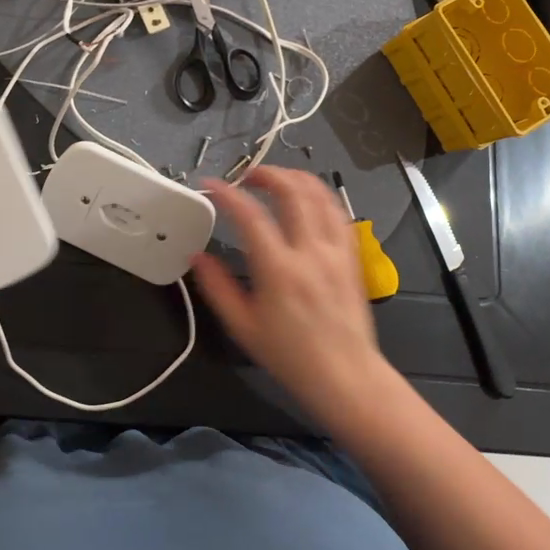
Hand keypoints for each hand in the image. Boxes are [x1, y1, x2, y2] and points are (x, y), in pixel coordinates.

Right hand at [190, 167, 388, 409]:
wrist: (344, 376)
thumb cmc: (289, 355)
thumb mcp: (242, 326)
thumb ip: (216, 287)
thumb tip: (196, 257)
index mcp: (278, 269)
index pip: (250, 215)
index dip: (227, 193)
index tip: (211, 185)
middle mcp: (310, 252)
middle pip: (292, 191)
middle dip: (266, 173)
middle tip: (246, 177)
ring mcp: (336, 252)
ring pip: (320, 195)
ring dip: (296, 178)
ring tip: (276, 179)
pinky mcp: (353, 257)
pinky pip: (339, 213)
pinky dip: (320, 197)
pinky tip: (307, 200)